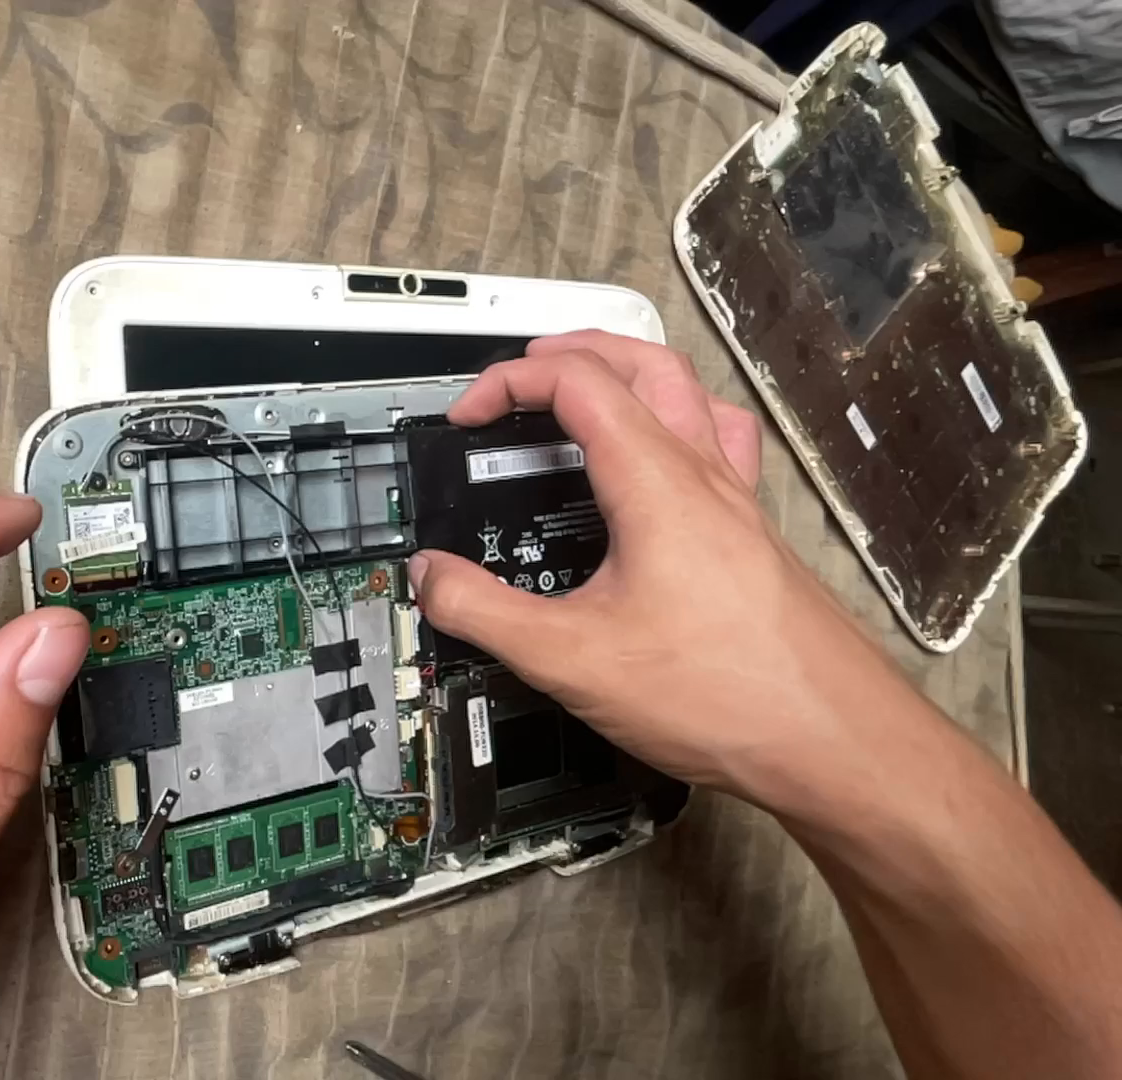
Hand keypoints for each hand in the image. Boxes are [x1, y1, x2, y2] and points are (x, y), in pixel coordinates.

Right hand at [407, 331, 937, 805]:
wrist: (840, 748)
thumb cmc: (726, 697)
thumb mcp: (568, 659)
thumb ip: (481, 611)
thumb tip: (429, 573)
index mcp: (656, 486)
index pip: (578, 384)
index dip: (510, 382)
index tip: (467, 416)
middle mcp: (702, 478)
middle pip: (641, 363)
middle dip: (568, 351)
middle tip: (515, 373)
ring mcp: (734, 502)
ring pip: (686, 391)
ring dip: (624, 369)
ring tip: (577, 384)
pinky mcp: (747, 533)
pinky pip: (717, 440)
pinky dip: (675, 416)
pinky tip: (660, 447)